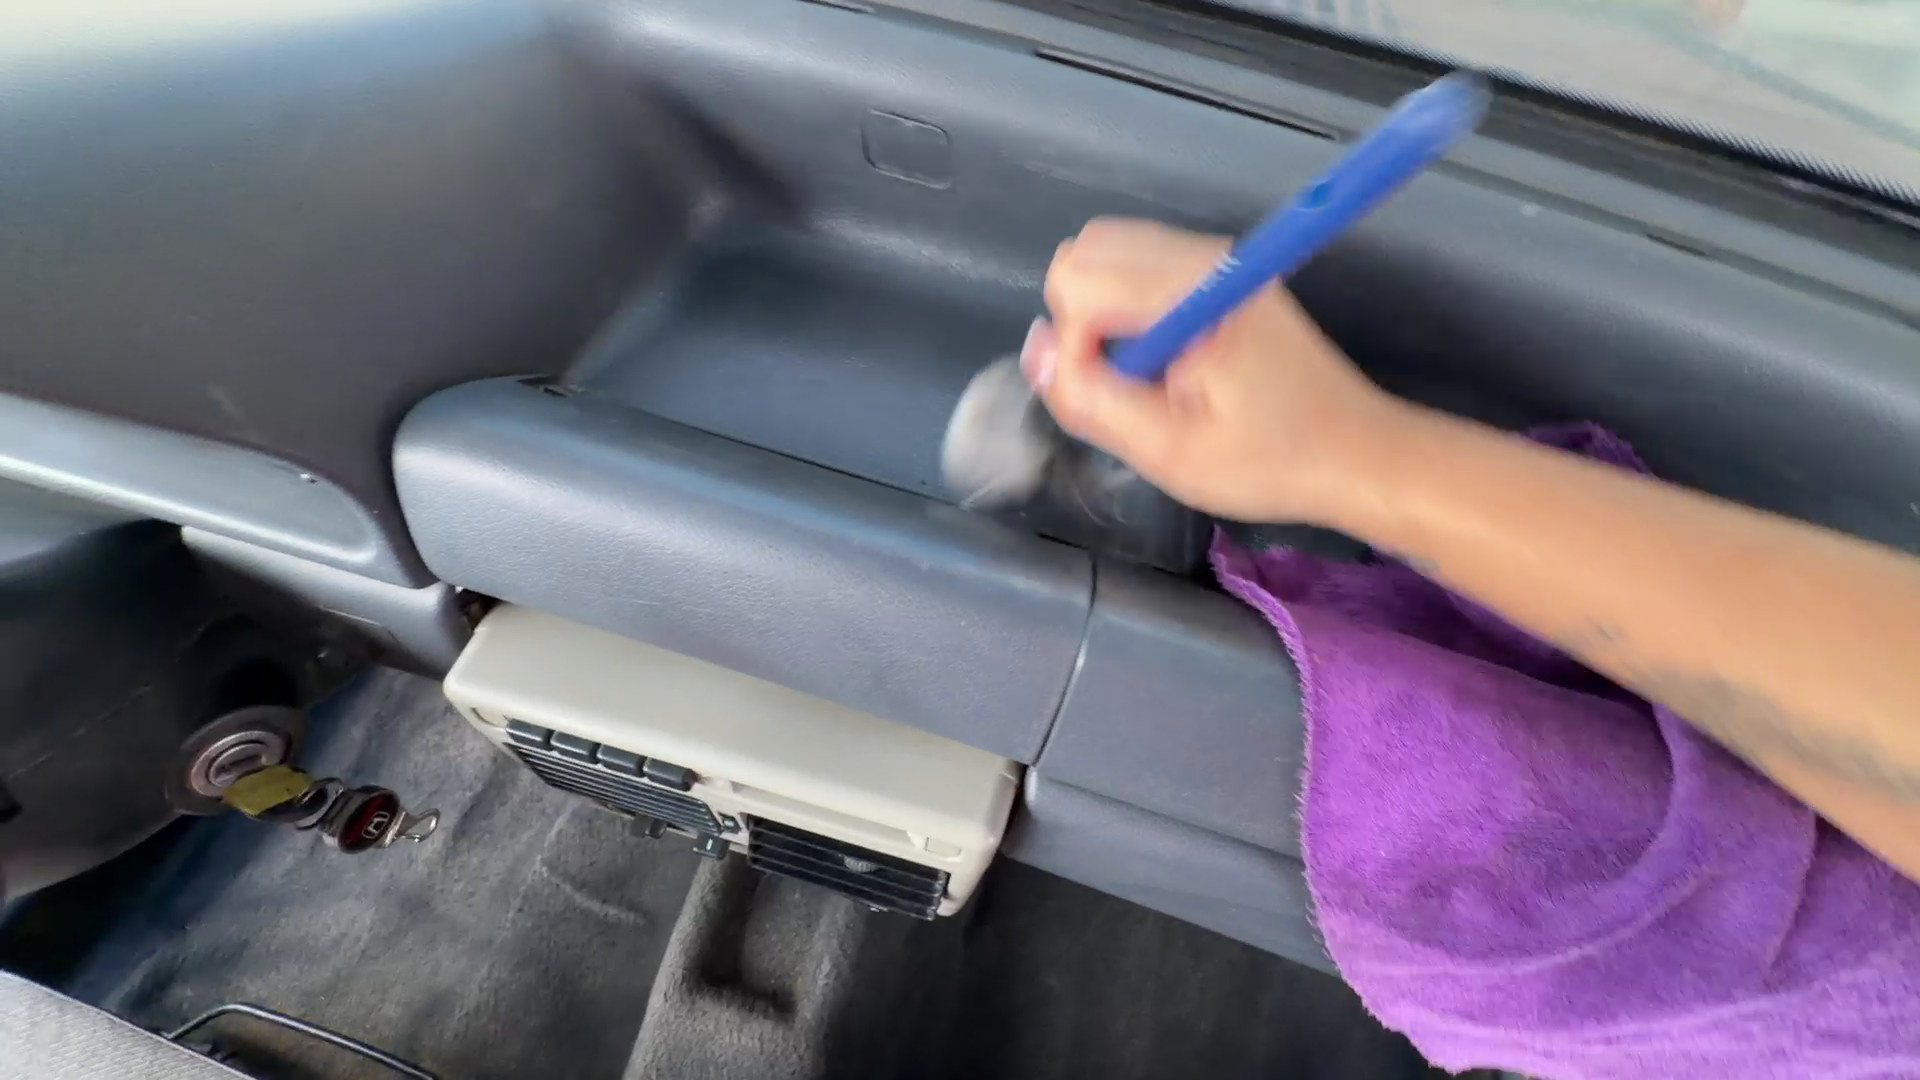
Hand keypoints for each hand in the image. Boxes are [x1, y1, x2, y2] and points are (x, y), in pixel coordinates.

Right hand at [1022, 217, 1397, 523]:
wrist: (1351, 453)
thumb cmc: (1269, 461)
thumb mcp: (1169, 453)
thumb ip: (1093, 401)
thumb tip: (1036, 354)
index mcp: (1193, 293)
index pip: (1077, 280)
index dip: (1076, 350)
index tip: (1115, 400)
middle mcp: (1200, 257)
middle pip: (1083, 253)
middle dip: (1080, 325)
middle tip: (1126, 387)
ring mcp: (1209, 259)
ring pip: (1103, 256)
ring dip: (1099, 321)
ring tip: (1147, 379)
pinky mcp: (1214, 273)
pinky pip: (1133, 270)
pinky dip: (1122, 315)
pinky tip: (1160, 364)